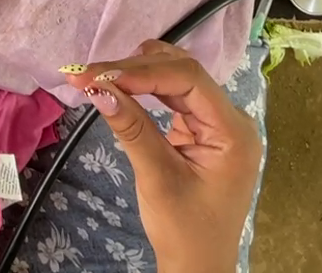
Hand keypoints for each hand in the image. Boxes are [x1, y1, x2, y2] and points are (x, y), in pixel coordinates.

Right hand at [63, 40, 261, 272]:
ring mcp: (216, 120)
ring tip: (96, 76)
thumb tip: (97, 87)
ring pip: (172, 75)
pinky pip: (170, 91)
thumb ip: (131, 128)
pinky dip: (140, 85)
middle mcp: (230, 118)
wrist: (197, 267)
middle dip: (132, 68)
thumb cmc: (185, 231)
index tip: (99, 75)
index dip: (142, 70)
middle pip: (179, 71)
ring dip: (133, 72)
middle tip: (87, 74)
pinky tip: (115, 85)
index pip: (188, 78)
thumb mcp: (157, 179)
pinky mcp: (200, 125)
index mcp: (233, 131)